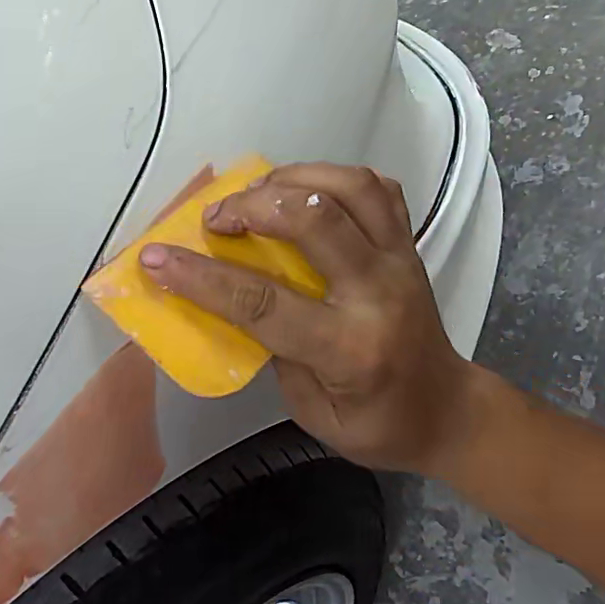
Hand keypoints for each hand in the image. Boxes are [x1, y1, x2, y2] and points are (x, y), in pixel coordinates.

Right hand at [138, 162, 485, 474]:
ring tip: (258, 192)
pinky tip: (307, 191)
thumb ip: (276, 353)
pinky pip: (379, 190)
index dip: (202, 278)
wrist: (447, 410)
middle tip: (217, 216)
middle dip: (253, 207)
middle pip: (315, 222)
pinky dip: (337, 178)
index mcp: (349, 349)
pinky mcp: (410, 247)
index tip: (157, 258)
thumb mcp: (313, 412)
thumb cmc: (378, 425)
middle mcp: (378, 293)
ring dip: (296, 178)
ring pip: (352, 189)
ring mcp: (400, 261)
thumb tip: (237, 295)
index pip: (265, 302)